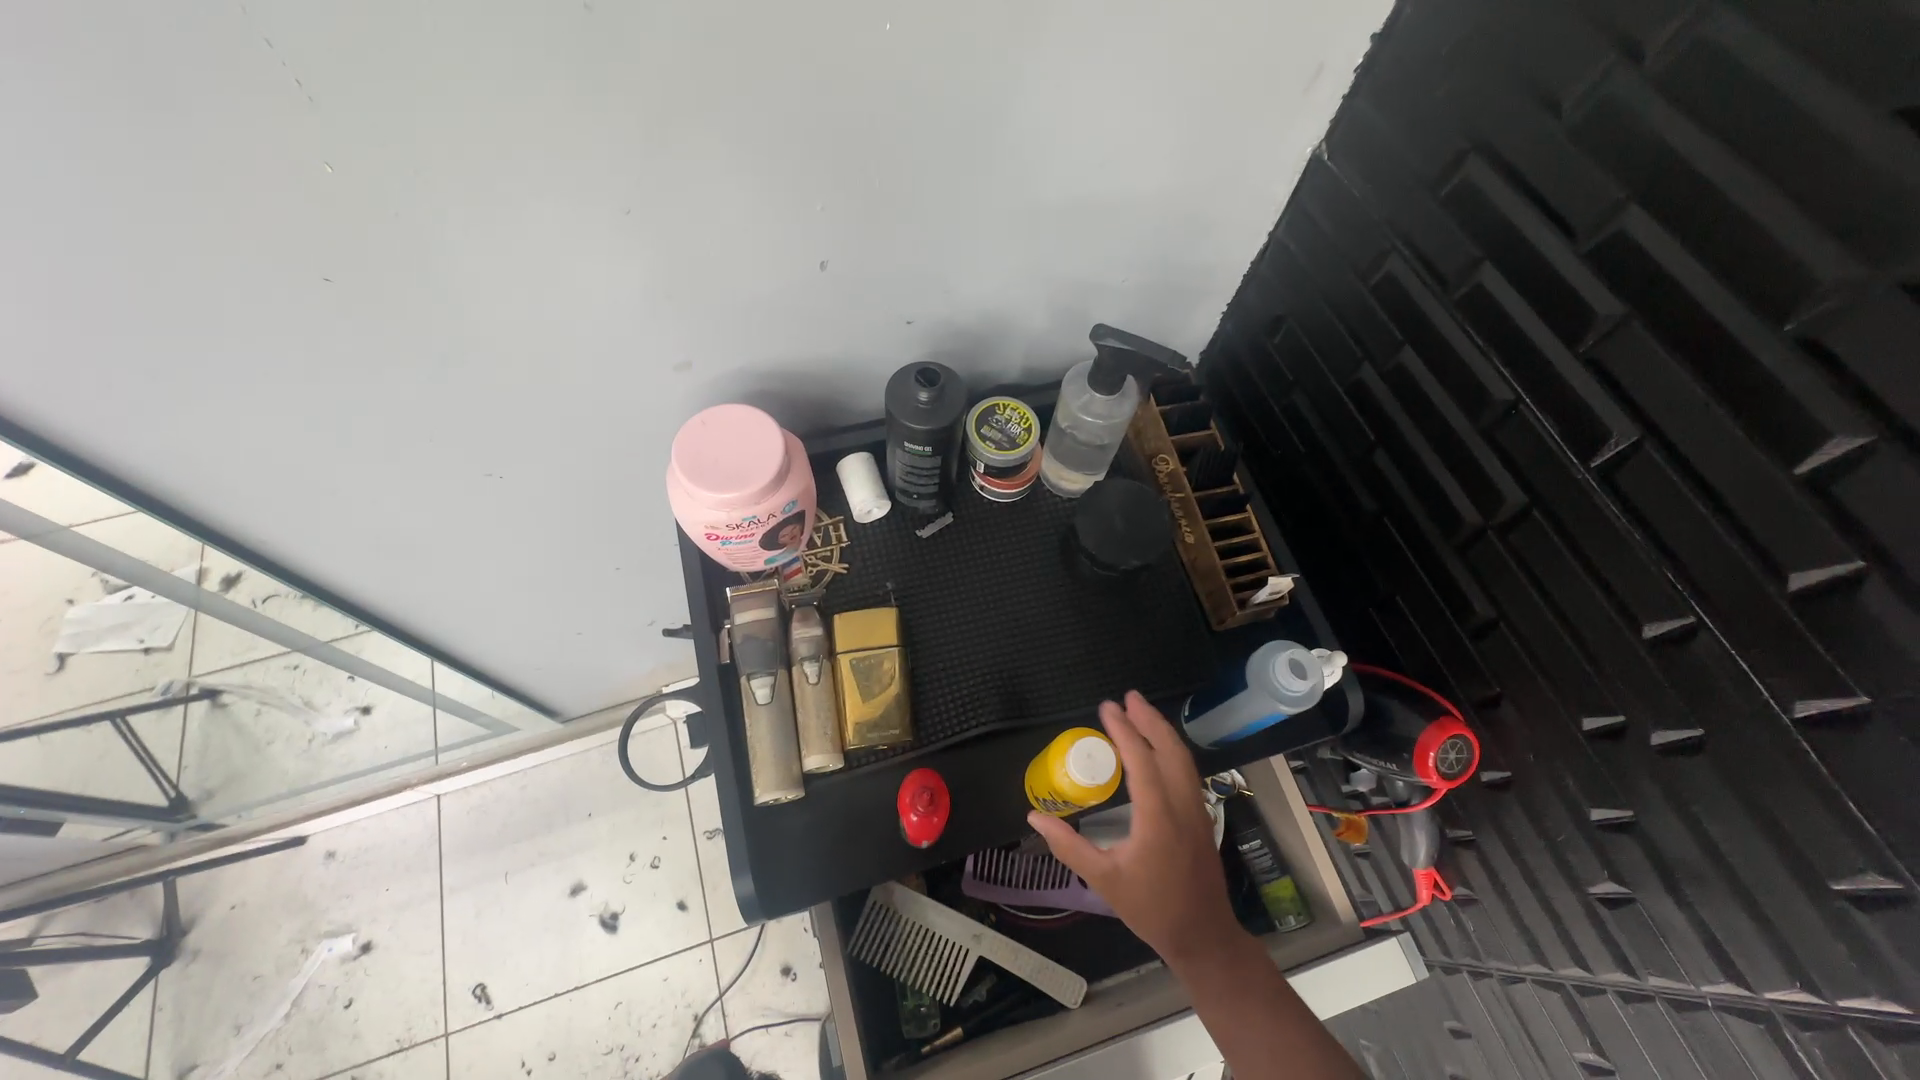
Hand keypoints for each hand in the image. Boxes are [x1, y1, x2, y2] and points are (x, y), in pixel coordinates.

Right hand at [1028, 691, 1243, 964]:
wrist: (1202, 935)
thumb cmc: (1151, 908)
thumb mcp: (1103, 880)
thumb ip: (1069, 846)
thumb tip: (1035, 816)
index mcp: (1158, 817)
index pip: (1141, 760)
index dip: (1124, 731)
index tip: (1107, 708)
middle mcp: (1182, 805)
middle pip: (1169, 750)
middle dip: (1149, 720)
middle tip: (1127, 697)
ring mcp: (1197, 810)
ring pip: (1183, 759)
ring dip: (1162, 732)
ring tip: (1142, 712)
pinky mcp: (1201, 818)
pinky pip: (1187, 772)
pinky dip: (1172, 750)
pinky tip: (1159, 749)